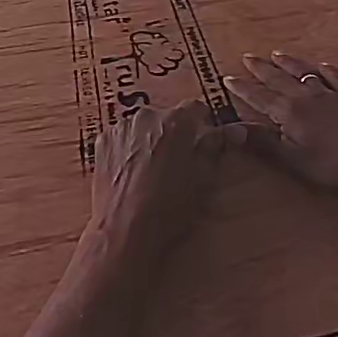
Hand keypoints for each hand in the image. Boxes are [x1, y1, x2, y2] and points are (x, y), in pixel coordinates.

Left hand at [81, 100, 224, 269]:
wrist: (124, 229)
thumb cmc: (170, 207)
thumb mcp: (202, 180)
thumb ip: (214, 148)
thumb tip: (236, 129)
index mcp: (176, 122)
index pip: (195, 108)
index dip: (202, 122)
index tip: (202, 139)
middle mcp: (146, 116)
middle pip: (166, 117)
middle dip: (173, 133)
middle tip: (176, 162)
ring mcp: (120, 127)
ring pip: (142, 127)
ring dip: (149, 139)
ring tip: (150, 171)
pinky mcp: (102, 141)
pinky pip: (122, 137)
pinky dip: (127, 148)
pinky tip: (130, 173)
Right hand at [223, 52, 337, 211]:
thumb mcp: (295, 160)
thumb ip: (263, 143)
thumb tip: (231, 128)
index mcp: (289, 113)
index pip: (259, 97)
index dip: (242, 89)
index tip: (228, 79)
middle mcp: (307, 97)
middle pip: (279, 79)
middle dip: (261, 69)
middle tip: (247, 57)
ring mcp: (333, 93)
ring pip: (305, 73)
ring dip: (289, 63)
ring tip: (276, 53)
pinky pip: (335, 77)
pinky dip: (325, 70)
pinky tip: (322, 65)